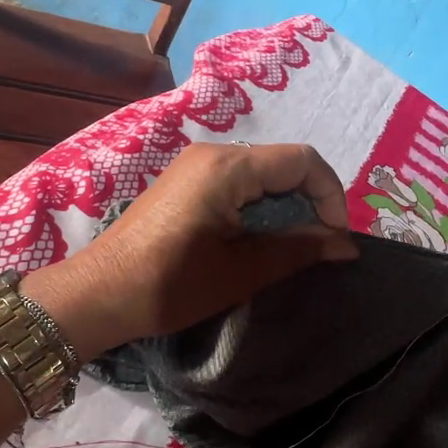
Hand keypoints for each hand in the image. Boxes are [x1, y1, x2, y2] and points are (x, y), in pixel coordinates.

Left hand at [22, 142, 358, 361]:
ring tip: (291, 248)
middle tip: (318, 246)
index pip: (303, 160)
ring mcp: (196, 165)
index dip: (331, 195)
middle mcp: (213, 153)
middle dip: (310, 202)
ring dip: (285, 206)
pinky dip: (260, 207)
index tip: (335, 237)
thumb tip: (348, 245)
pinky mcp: (185, 182)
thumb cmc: (171, 284)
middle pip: (283, 163)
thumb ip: (299, 249)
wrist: (99, 294)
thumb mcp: (243, 270)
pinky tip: (258, 240)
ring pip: (262, 174)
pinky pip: (238, 182)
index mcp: (229, 166)